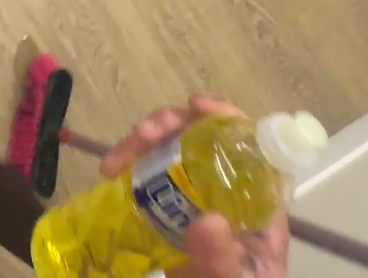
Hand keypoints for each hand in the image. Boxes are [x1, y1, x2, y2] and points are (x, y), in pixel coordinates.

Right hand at [101, 95, 289, 277]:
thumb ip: (223, 262)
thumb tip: (209, 220)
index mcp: (256, 205)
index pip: (249, 146)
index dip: (225, 117)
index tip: (195, 105)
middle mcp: (226, 189)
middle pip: (203, 135)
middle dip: (171, 123)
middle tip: (142, 133)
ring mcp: (194, 191)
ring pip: (173, 144)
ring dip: (145, 137)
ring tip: (120, 155)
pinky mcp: (166, 198)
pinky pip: (149, 164)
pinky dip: (129, 157)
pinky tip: (111, 168)